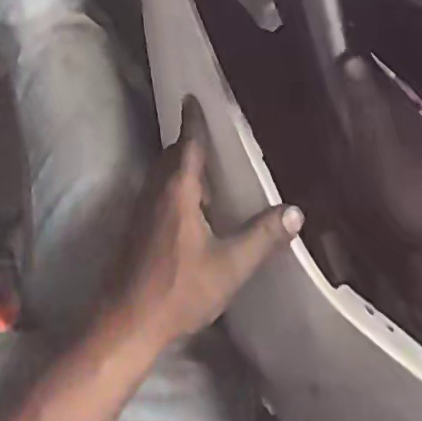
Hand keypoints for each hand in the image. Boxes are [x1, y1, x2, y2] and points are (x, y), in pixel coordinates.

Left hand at [107, 97, 303, 348]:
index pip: (188, 143)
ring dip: (183, 168)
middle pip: (173, 156)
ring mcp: (141, 211)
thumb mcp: (230, 266)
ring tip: (211, 175)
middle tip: (215, 139)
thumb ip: (262, 237)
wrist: (126, 323)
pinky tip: (194, 211)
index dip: (192, 120)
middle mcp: (155, 192)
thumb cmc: (179, 290)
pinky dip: (175, 188)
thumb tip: (296, 212)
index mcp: (178, 190)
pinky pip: (158, 193)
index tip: (192, 97)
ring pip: (163, 175)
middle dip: (191, 144)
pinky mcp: (136, 229)